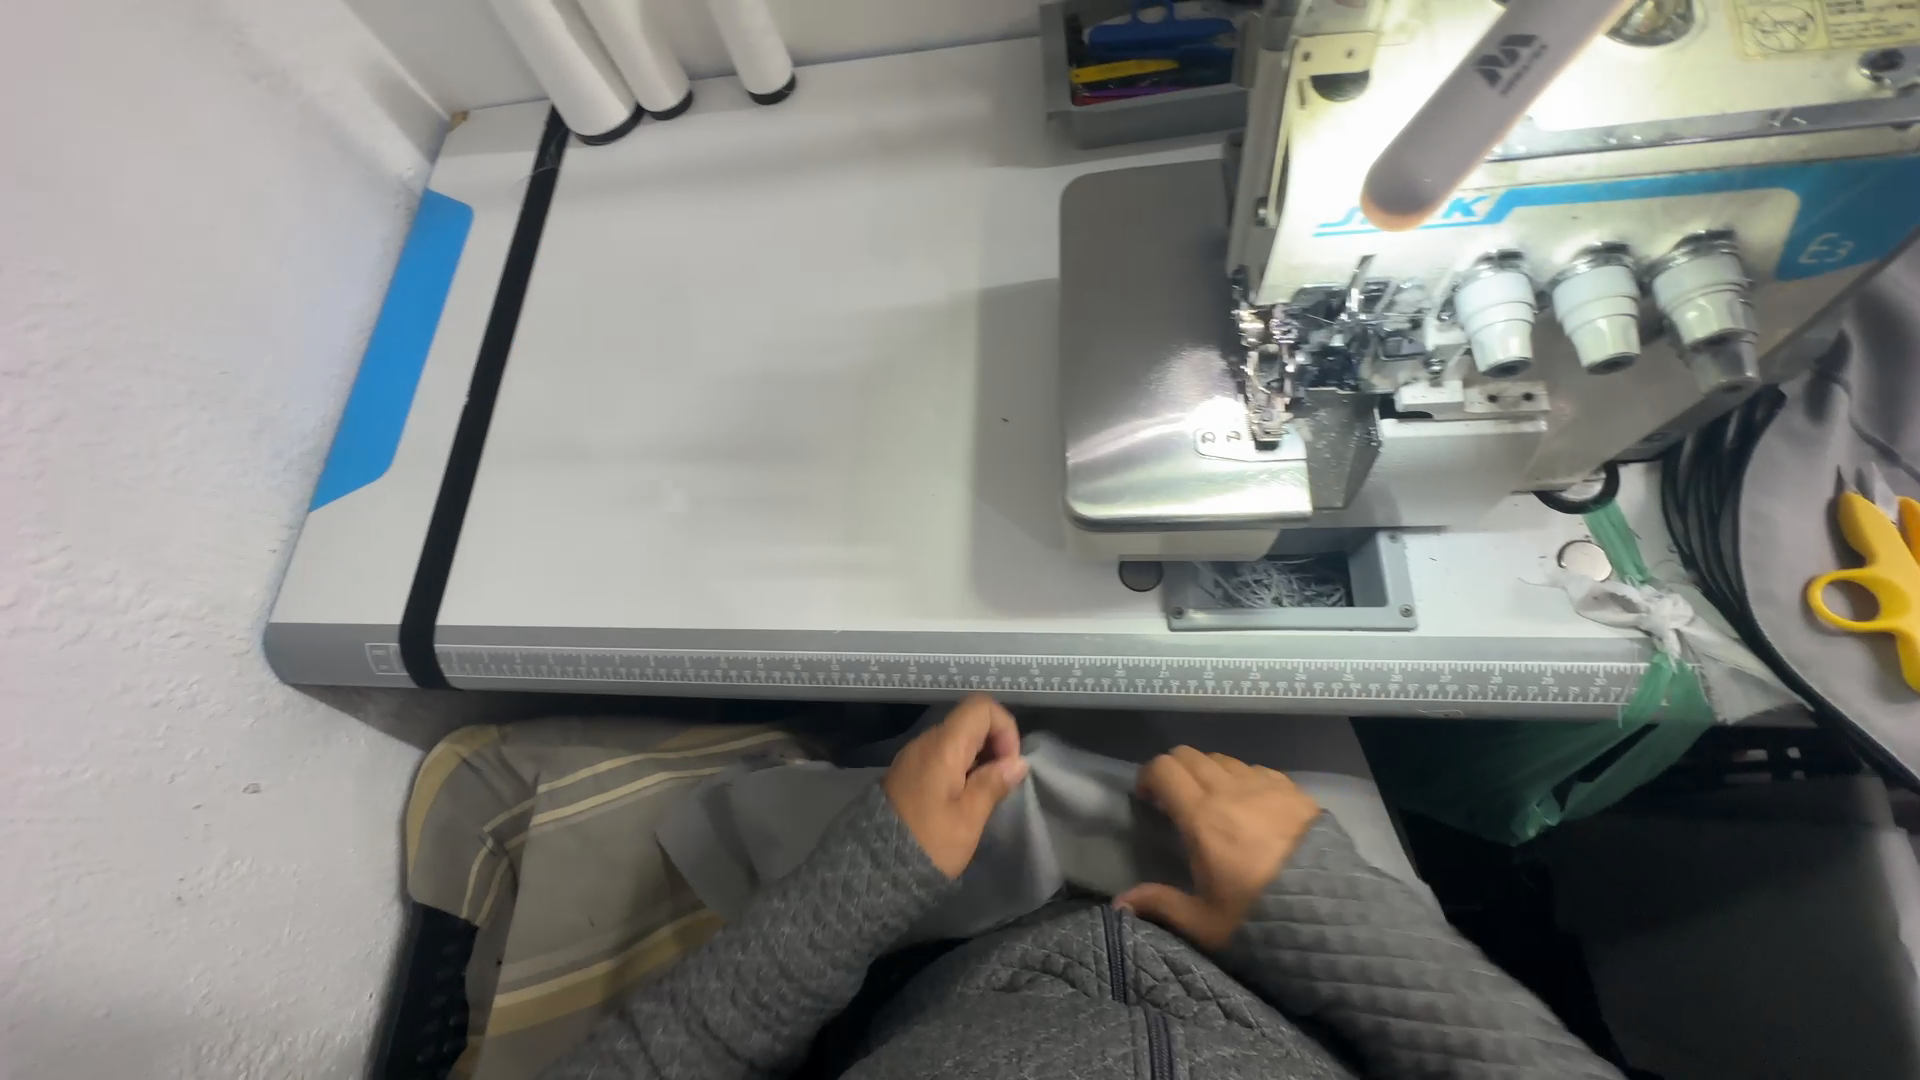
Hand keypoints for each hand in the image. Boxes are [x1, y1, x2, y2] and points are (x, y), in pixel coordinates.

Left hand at [882, 696, 1029, 877]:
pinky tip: (963, 798)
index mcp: (943, 745)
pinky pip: (942, 755)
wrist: (873, 868)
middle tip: (1000, 784)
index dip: (1004, 728)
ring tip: (983, 795)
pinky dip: (960, 767)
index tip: (1008, 765)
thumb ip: (993, 784)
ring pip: (957, 739)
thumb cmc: (927, 842)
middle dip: (994, 745)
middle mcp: (926, 741)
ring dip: (978, 759)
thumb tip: (1017, 762)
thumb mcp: (968, 818)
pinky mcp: (908, 771)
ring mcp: (914, 755)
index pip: (981, 707)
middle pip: (970, 721)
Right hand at [1114, 747, 1320, 949]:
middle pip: (1189, 755)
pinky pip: (1255, 769)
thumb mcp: (1205, 923)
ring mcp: (1264, 786)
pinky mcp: (1292, 789)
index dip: (1149, 776)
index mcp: (1201, 817)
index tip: (1148, 799)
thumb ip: (1161, 905)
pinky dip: (1241, 778)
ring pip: (1222, 758)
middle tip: (1175, 799)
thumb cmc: (1261, 918)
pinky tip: (1248, 805)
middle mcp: (1229, 790)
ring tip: (1212, 801)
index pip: (1164, 769)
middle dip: (1174, 771)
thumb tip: (1120, 903)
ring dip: (1207, 772)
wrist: (1335, 917)